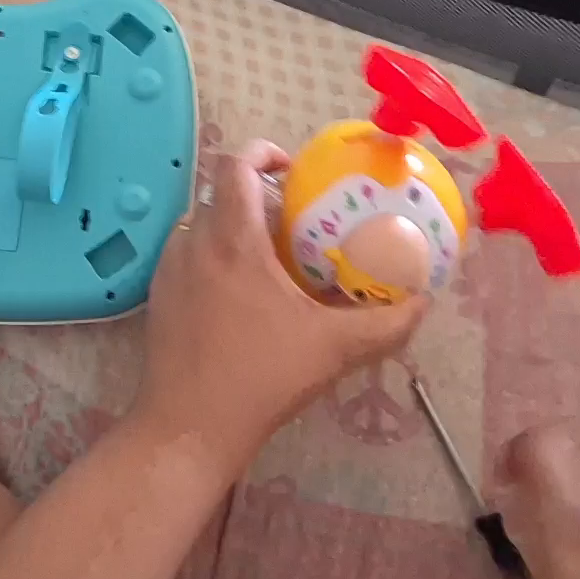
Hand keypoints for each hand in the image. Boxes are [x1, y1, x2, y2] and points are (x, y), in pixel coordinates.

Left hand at [130, 140, 431, 464]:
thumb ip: (384, 323)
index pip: (234, 165)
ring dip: (230, 222)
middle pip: (218, 190)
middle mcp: (193, 242)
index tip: (291, 168)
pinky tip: (237, 291)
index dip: (261, 151)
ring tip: (266, 254)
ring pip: (199, 220)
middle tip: (290, 218)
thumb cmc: (260, 379)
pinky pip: (185, 250)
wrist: (187, 426)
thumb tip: (423, 302)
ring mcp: (168, 267)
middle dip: (254, 192)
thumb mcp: (332, 350)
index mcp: (233, 241)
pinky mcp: (156, 292)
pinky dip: (210, 251)